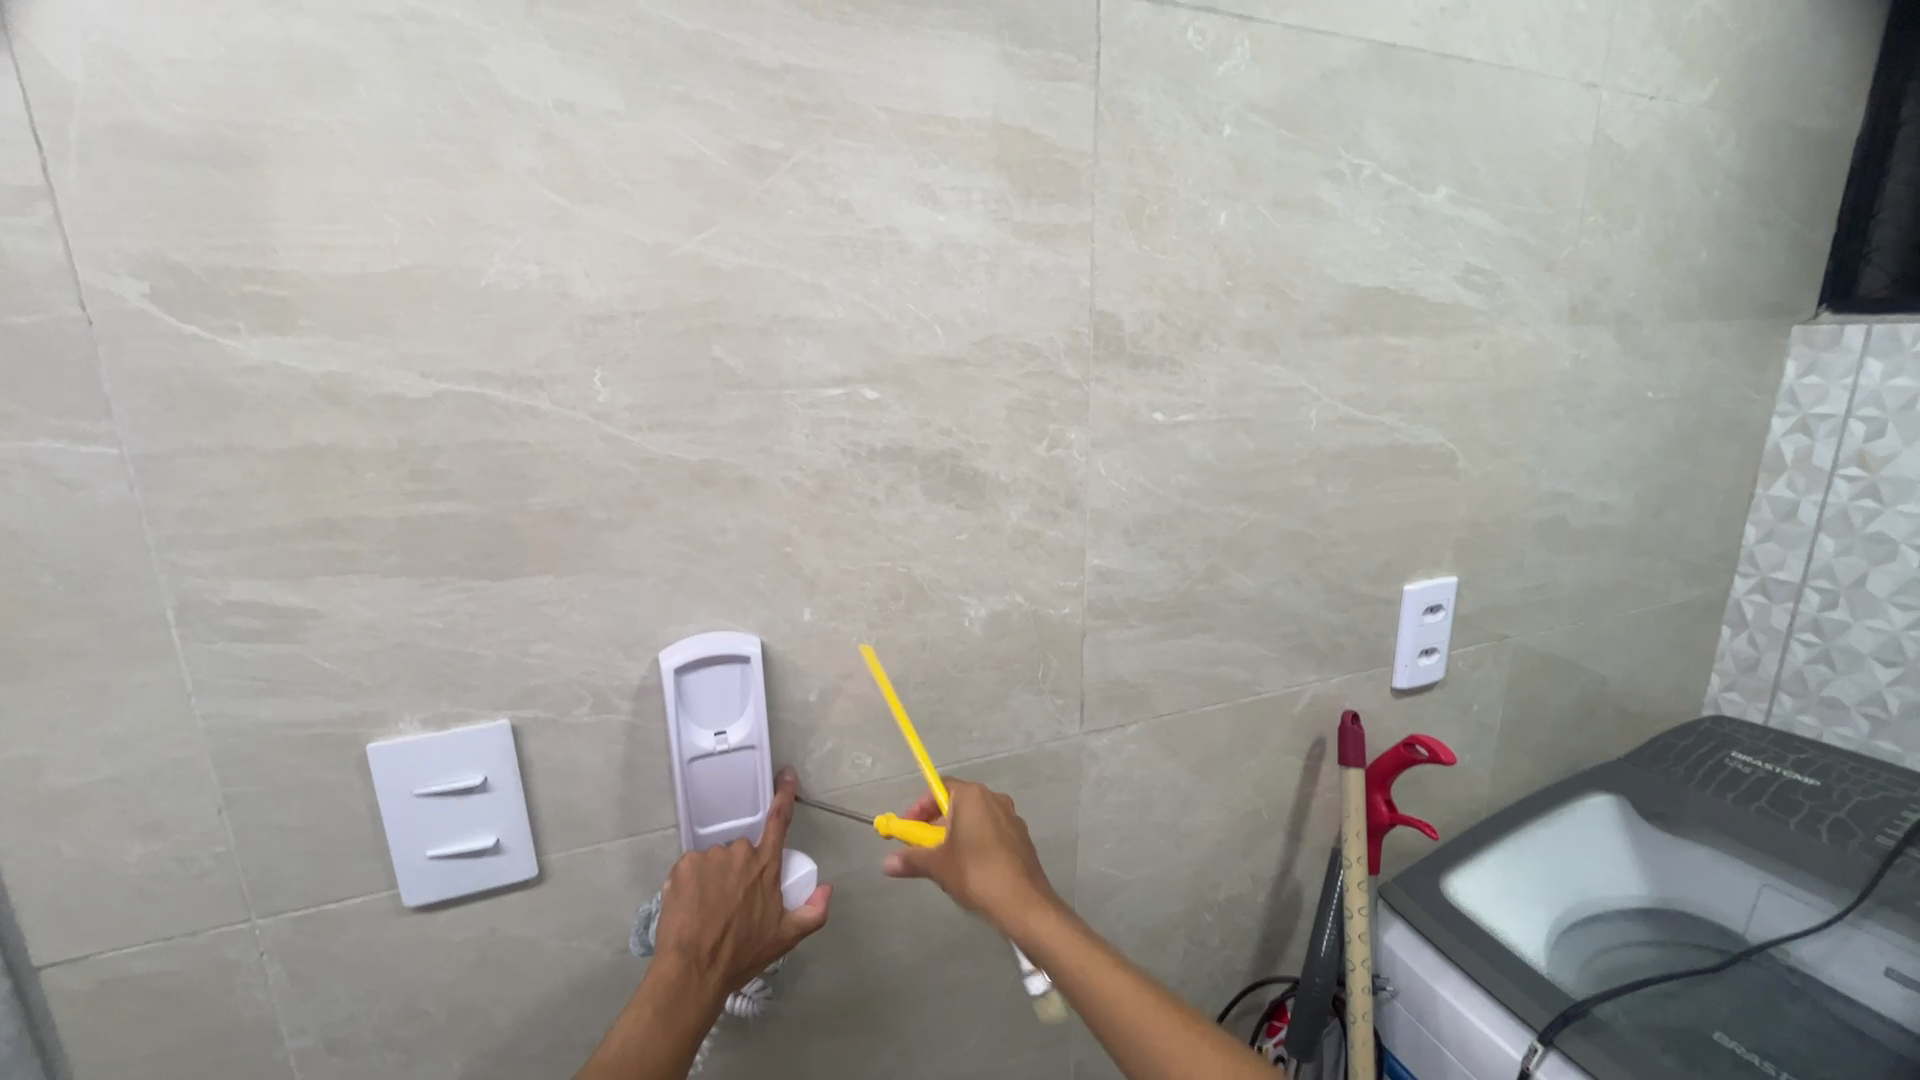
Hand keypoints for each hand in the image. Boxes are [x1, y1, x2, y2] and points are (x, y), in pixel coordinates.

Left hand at [651, 768, 830, 997]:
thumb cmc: (743, 953)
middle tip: (733, 903)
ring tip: (709, 910)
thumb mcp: (786, 937)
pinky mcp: (682, 866)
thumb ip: (814, 911)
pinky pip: (691, 868)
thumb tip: (827, 889)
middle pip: (742, 852)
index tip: (786, 774)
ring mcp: (709, 857)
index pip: (779, 820)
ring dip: (715, 878)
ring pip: (716, 861)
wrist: (695, 971)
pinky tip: (692, 906)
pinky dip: (692, 883)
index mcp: (766, 865)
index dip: (784, 795)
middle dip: (739, 871)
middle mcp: (739, 853)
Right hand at [882, 778, 1059, 934]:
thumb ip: (911, 859)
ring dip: (956, 834)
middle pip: (958, 802)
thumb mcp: (937, 866)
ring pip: (976, 819)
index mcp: (973, 796)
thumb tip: (887, 864)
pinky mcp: (1022, 838)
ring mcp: (1012, 818)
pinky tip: (970, 869)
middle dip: (937, 823)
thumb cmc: (976, 874)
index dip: (921, 806)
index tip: (909, 827)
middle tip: (922, 846)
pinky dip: (976, 843)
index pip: (940, 787)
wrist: (1024, 903)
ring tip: (944, 860)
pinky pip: (992, 832)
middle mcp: (994, 799)